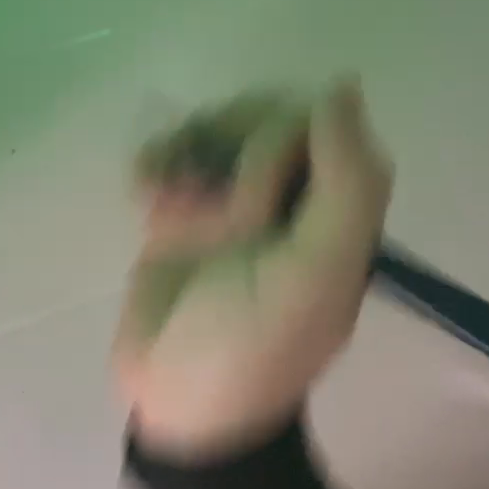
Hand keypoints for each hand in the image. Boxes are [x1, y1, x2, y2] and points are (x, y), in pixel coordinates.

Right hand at [112, 81, 392, 462]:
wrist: (179, 402)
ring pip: (209, 133)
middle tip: (205, 201)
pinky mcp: (176, 218)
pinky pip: (169, 161)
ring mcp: (225, 207)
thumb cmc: (252, 346)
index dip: (278, 134)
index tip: (251, 182)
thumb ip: (346, 183)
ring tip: (161, 196)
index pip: (316, 123)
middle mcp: (283, 200)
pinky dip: (154, 165)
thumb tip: (340, 86)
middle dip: (225, 148)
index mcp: (330, 209)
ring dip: (183, 153)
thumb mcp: (315, 273)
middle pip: (258, 119)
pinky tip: (143, 192)